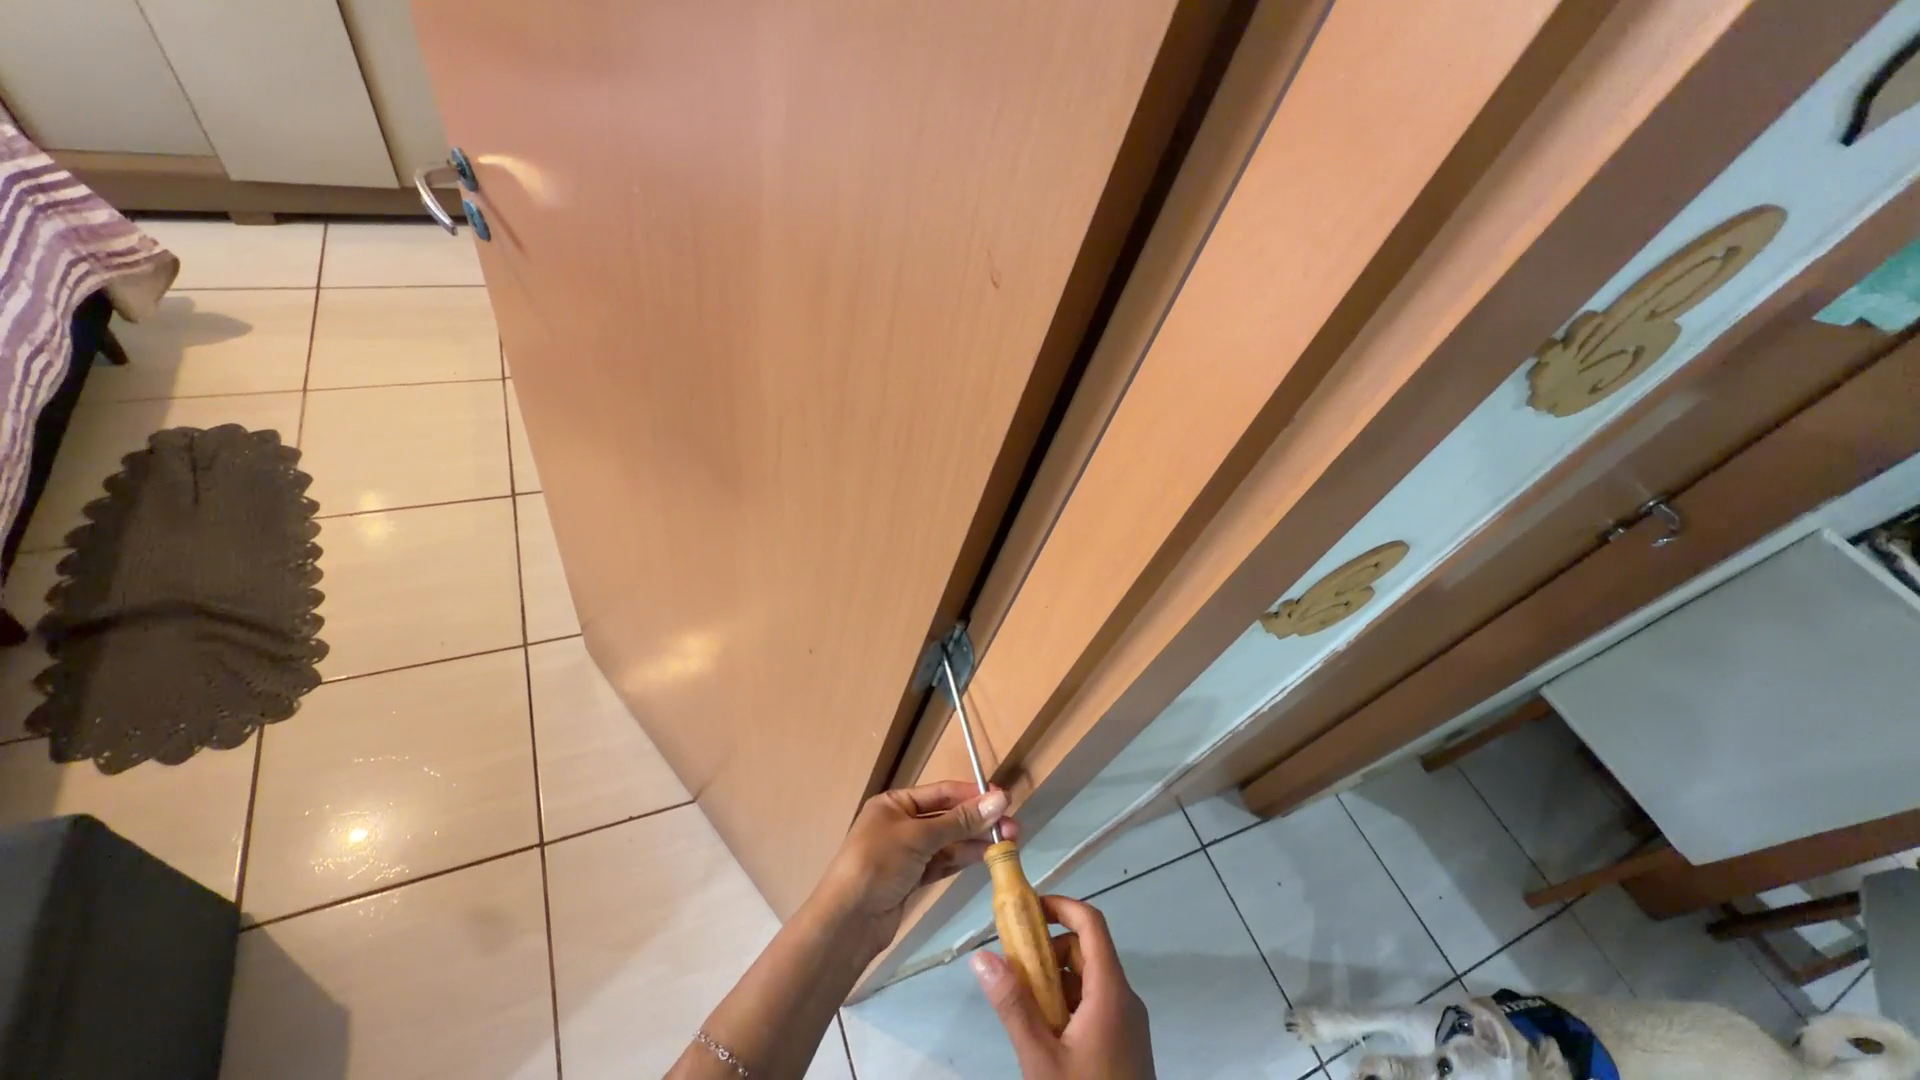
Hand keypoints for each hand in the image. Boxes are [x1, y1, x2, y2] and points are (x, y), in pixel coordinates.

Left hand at [813, 780, 1012, 951]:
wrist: (849, 920)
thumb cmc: (878, 864)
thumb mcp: (920, 836)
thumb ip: (961, 820)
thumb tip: (1000, 799)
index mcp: (894, 803)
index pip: (941, 792)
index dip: (973, 794)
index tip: (1006, 798)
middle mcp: (901, 823)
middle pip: (947, 817)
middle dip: (979, 820)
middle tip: (1013, 827)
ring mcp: (907, 853)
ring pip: (948, 842)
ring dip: (975, 841)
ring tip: (1008, 842)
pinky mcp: (912, 878)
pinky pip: (943, 863)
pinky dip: (962, 859)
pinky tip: (985, 857)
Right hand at [973, 895, 1154, 1078]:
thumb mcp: (1040, 1058)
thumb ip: (1012, 1005)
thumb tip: (982, 956)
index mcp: (1111, 993)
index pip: (1091, 924)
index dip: (1060, 906)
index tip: (1026, 909)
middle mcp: (1125, 999)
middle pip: (1086, 951)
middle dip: (1047, 951)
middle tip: (1012, 969)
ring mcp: (1128, 1022)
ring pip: (1088, 980)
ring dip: (1054, 981)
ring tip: (1023, 1007)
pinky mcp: (1125, 1043)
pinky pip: (1094, 1005)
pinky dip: (1066, 1004)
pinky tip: (1044, 1033)